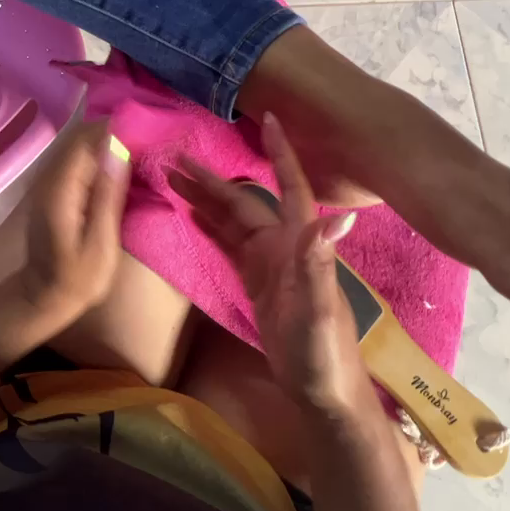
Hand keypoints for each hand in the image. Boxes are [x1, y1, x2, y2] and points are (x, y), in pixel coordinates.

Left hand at [20, 124, 131, 324]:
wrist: (44, 294)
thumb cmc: (78, 277)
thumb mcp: (101, 241)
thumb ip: (108, 194)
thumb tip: (119, 149)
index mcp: (60, 188)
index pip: (86, 140)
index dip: (117, 129)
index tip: (149, 129)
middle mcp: (48, 177)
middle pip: (81, 137)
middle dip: (115, 131)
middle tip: (151, 138)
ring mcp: (47, 181)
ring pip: (79, 145)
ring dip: (108, 141)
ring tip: (143, 146)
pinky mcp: (53, 188)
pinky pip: (77, 159)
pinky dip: (99, 155)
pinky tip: (121, 164)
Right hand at [172, 114, 378, 425]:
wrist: (322, 392)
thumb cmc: (322, 353)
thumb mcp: (317, 310)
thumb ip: (318, 264)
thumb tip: (337, 217)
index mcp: (298, 244)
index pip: (290, 188)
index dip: (280, 154)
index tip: (269, 119)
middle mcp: (283, 245)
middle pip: (244, 202)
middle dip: (213, 179)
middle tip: (176, 157)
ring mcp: (269, 262)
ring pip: (232, 219)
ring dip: (205, 198)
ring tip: (172, 178)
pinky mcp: (256, 280)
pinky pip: (228, 244)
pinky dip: (209, 225)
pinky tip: (190, 212)